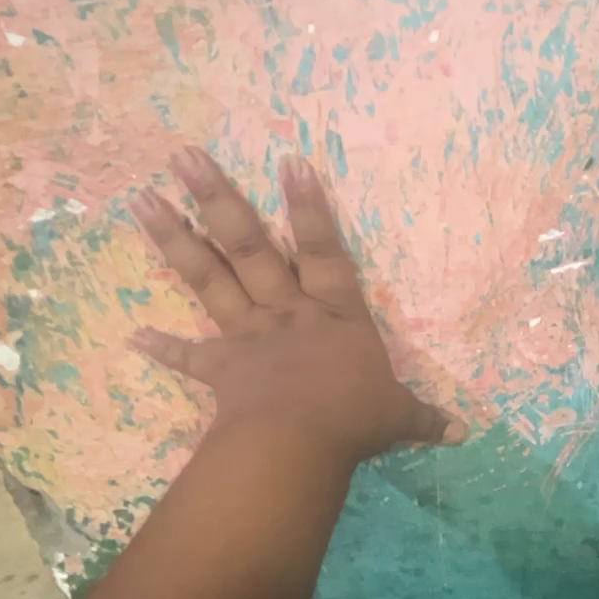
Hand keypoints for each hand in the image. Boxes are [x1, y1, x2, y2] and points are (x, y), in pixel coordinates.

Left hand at [128, 149, 463, 463]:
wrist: (300, 443)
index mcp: (337, 317)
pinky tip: (134, 335)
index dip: (311, 209)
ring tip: (141, 198)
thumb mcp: (401, 416)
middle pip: (251, 249)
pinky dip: (165, 348)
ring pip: (211, 281)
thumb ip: (427, 419)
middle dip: (219, 201)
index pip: (326, 253)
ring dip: (177, 241)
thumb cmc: (355, 418)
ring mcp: (251, 338)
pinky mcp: (224, 370)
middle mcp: (290, 315)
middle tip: (184, 155)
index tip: (290, 161)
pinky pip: (191, 357)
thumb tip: (464, 432)